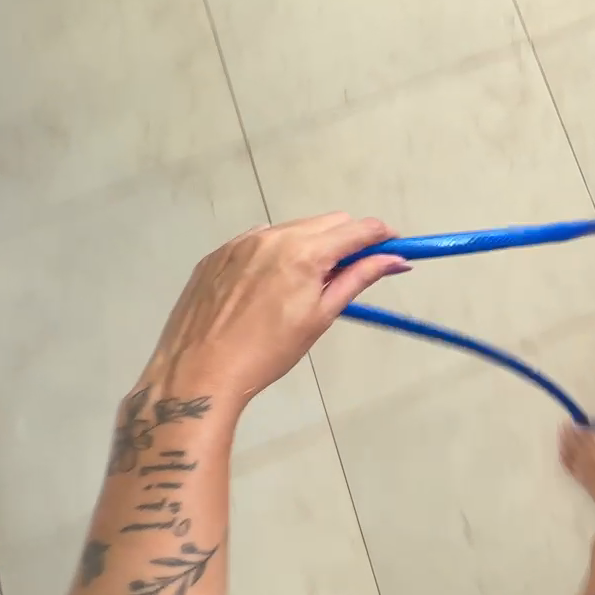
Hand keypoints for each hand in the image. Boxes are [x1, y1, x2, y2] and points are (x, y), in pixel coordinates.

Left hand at [138, 213, 408, 406]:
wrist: (198, 372)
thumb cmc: (270, 350)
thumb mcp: (322, 315)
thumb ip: (359, 278)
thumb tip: (396, 260)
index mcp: (305, 252)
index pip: (360, 229)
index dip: (383, 236)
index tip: (394, 250)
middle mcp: (273, 236)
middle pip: (330, 221)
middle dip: (350, 240)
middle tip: (351, 272)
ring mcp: (241, 242)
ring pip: (296, 227)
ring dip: (314, 244)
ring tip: (308, 283)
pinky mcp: (217, 254)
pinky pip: (261, 239)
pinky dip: (280, 251)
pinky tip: (272, 284)